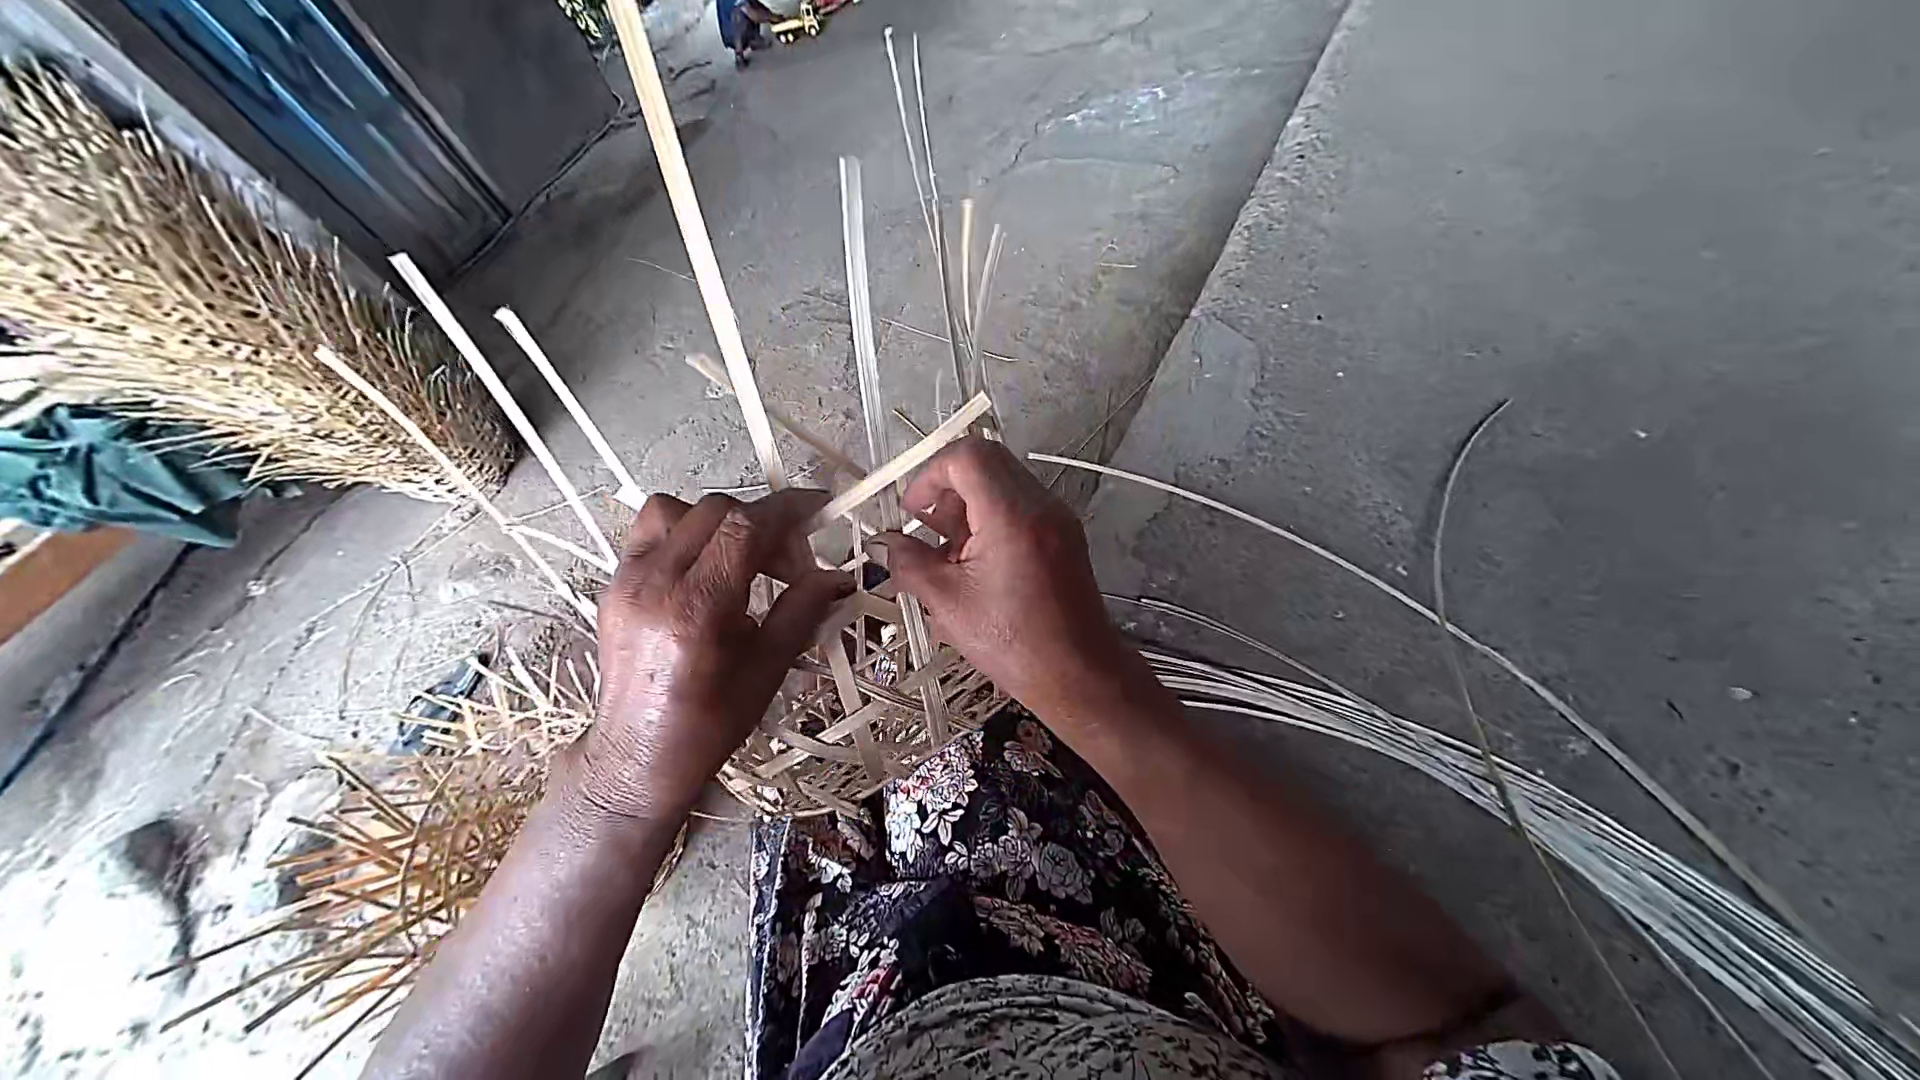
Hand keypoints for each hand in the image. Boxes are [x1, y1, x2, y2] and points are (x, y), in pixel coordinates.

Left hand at [560, 489, 852, 825]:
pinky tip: (709, 570)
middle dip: (764, 524)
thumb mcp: (768, 669)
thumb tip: (839, 577)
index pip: (745, 526)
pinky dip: (689, 534)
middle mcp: (654, 583)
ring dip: (721, 522)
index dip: (788, 510)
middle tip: (789, 562)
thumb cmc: (708, 725)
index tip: (819, 510)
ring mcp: (625, 581)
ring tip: (744, 560)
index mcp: (696, 609)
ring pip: (676, 510)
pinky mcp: (613, 586)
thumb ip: (803, 610)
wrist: (636, 758)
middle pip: (716, 510)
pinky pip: (651, 533)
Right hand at [870, 437, 1127, 714]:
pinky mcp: (1062, 533)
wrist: (1078, 674)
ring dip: (968, 506)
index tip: (915, 511)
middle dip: (947, 489)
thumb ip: (909, 563)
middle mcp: (1040, 505)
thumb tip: (888, 544)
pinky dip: (990, 519)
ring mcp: (1057, 517)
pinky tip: (977, 564)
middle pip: (985, 461)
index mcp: (1012, 516)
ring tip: (952, 555)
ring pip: (1002, 480)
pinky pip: (1019, 504)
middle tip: (931, 529)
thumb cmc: (1018, 645)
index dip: (930, 476)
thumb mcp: (948, 604)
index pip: (967, 456)